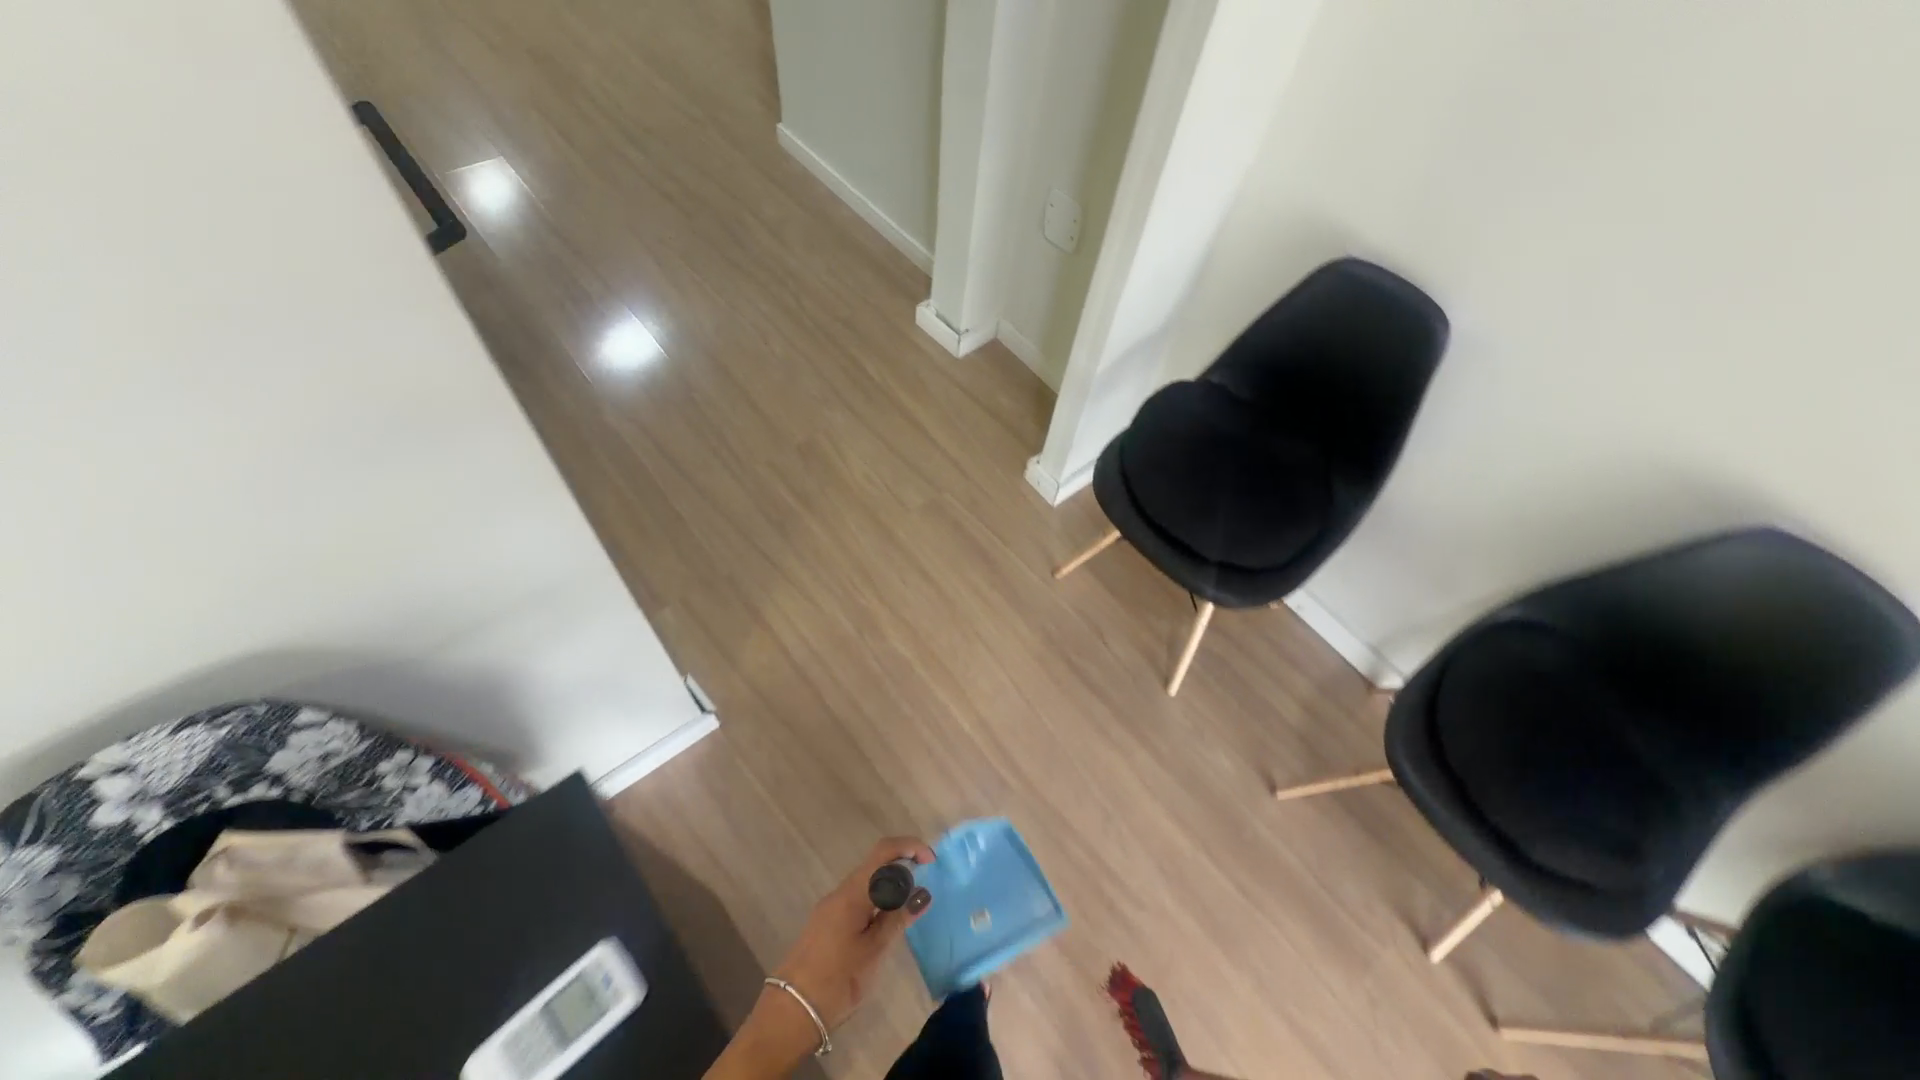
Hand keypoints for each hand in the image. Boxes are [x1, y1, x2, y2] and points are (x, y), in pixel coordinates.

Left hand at [771, 836, 934, 1027]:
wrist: (792, 1012)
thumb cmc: (838, 979)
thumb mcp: (875, 950)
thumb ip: (897, 918)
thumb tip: (921, 892)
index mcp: (852, 893)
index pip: (883, 852)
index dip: (909, 847)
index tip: (931, 861)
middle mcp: (839, 893)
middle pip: (874, 865)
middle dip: (903, 868)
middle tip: (926, 888)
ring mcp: (830, 909)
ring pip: (866, 884)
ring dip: (890, 887)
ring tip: (911, 909)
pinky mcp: (827, 925)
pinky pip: (858, 901)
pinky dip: (877, 902)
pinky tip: (888, 924)